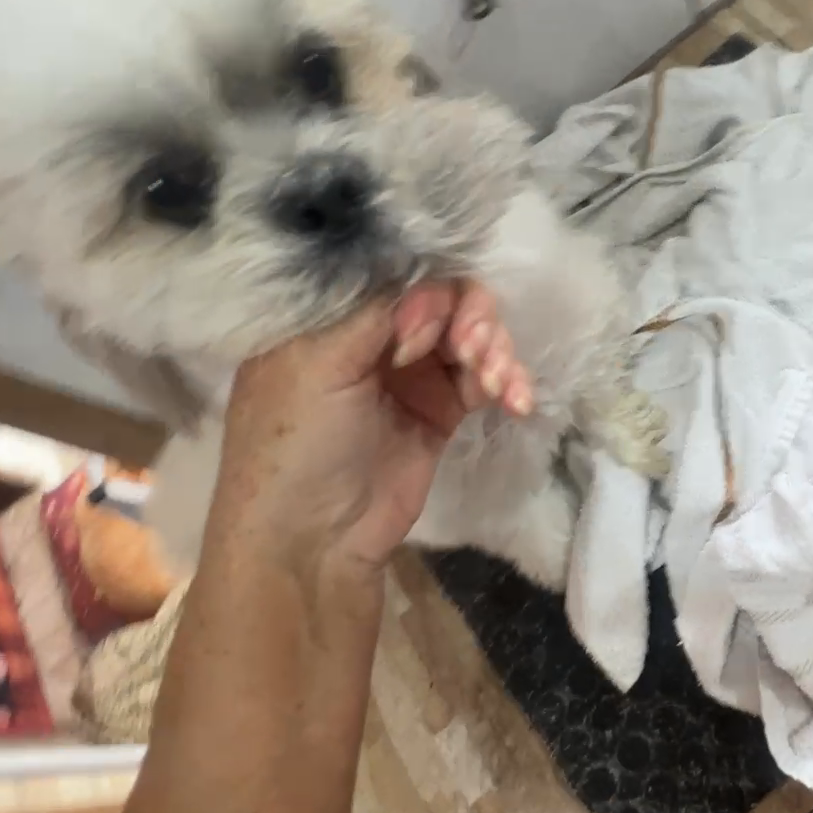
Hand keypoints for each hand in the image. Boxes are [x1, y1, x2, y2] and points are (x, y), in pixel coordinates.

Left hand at [207, 280, 532, 576]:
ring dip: (497, 351)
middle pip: (446, 301)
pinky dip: (509, 383)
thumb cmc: (296, 443)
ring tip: (500, 384)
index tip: (426, 329)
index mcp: (333, 317)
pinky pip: (486, 380)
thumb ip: (377, 316)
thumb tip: (436, 288)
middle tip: (475, 352)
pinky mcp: (445, 409)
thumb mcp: (318, 365)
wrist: (316, 537)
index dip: (427, 291)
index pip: (397, 275)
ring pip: (473, 337)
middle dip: (472, 320)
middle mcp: (376, 337)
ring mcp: (414, 374)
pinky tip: (517, 401)